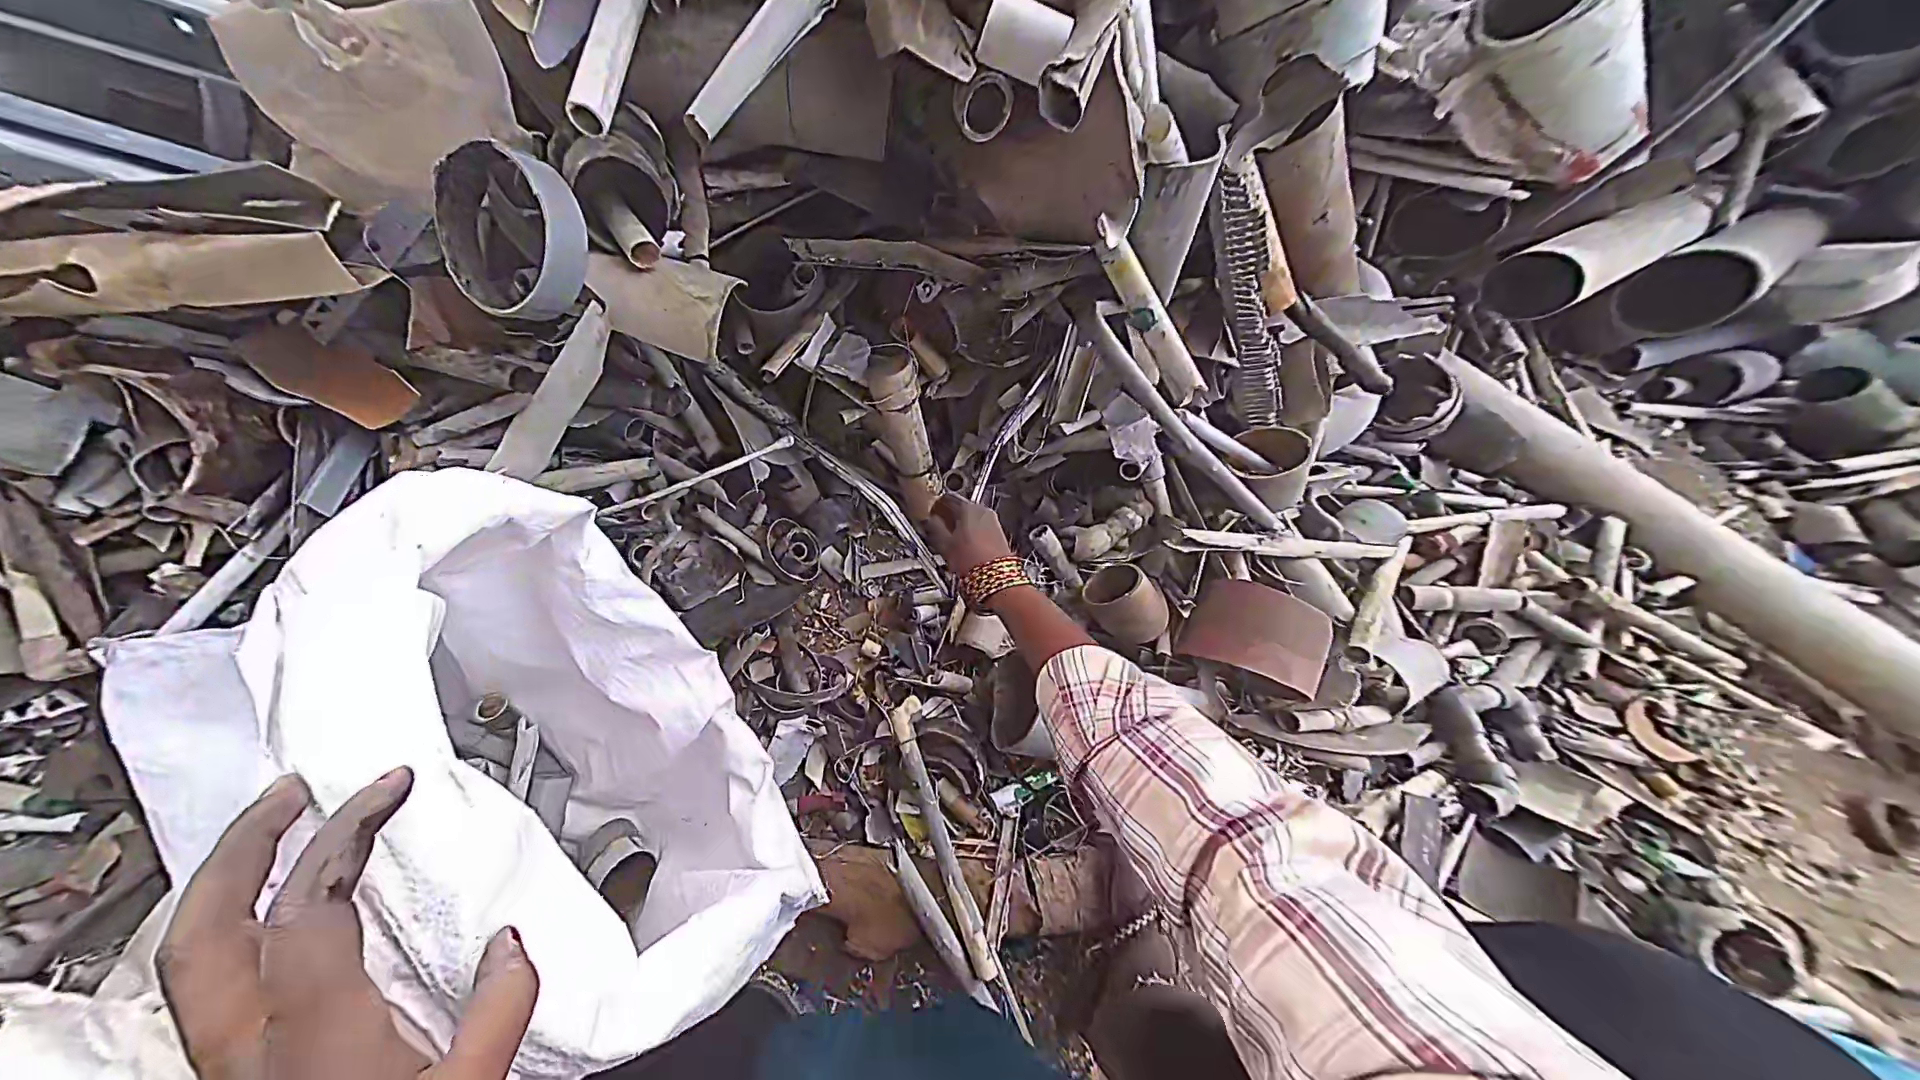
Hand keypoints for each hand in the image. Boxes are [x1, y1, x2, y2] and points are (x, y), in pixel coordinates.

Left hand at [159, 768, 538, 1079]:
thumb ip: (497, 1011)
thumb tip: (511, 942)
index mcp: (310, 1033)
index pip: (313, 903)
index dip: (349, 831)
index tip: (389, 788)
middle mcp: (247, 1044)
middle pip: (208, 928)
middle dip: (247, 845)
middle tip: (294, 793)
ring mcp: (229, 1062)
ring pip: (188, 960)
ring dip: (228, 882)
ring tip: (275, 835)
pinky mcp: (236, 1074)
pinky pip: (213, 984)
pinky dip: (238, 928)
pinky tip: (281, 918)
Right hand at [926, 494, 1015, 577]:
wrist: (996, 579)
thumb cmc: (973, 562)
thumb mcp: (944, 544)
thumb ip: (933, 527)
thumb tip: (929, 521)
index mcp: (968, 507)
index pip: (947, 498)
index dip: (935, 507)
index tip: (929, 515)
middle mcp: (983, 511)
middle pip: (960, 508)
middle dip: (948, 518)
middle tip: (937, 530)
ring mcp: (993, 523)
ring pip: (971, 520)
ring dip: (959, 527)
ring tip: (949, 542)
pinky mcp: (999, 536)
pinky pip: (980, 530)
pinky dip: (970, 535)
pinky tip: (963, 548)